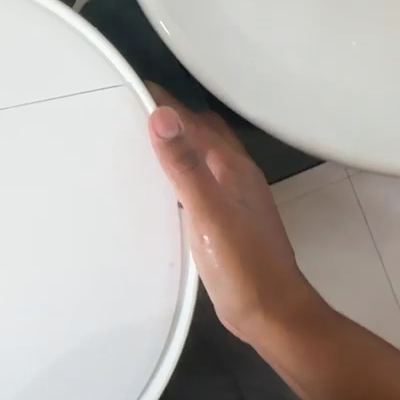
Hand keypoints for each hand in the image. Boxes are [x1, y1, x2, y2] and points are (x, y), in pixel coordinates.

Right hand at [147, 92, 323, 349]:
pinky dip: (178, 172)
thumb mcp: (208, 212)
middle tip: (129, 109)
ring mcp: (231, 198)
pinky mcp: (224, 219)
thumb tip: (161, 114)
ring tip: (138, 140)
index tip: (129, 86)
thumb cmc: (242, 265)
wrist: (271, 313)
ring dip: (175, 143)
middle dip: (170, 116)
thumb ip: (185, 166)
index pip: (193, 121)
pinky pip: (198, 181)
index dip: (164, 102)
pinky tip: (160, 186)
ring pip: (201, 156)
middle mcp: (234, 175)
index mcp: (231, 167)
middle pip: (201, 133)